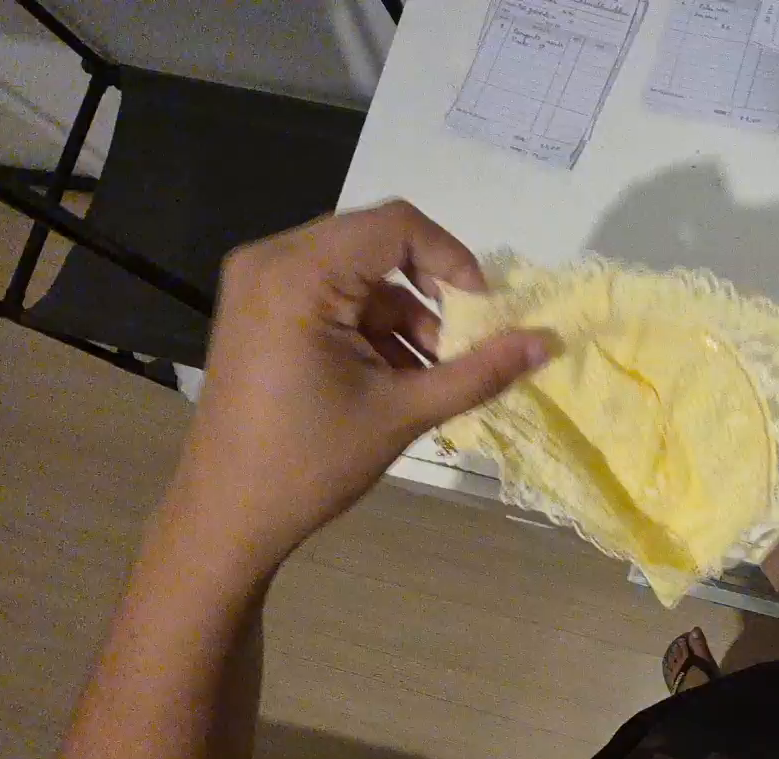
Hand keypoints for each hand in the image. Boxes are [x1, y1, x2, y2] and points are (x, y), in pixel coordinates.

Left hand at [161, 201, 549, 574]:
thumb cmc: (313, 462)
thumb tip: (548, 342)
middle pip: (379, 244)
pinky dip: (376, 329)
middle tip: (461, 346)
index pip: (397, 225)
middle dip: (432, 295)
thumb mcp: (406, 412)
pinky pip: (336, 297)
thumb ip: (481, 372)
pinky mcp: (263, 310)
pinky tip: (396, 377)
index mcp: (299, 275)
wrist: (230, 513)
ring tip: (430, 376)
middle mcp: (272, 260)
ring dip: (407, 318)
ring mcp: (261, 284)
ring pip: (362, 274)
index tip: (485, 315)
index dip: (455, 261)